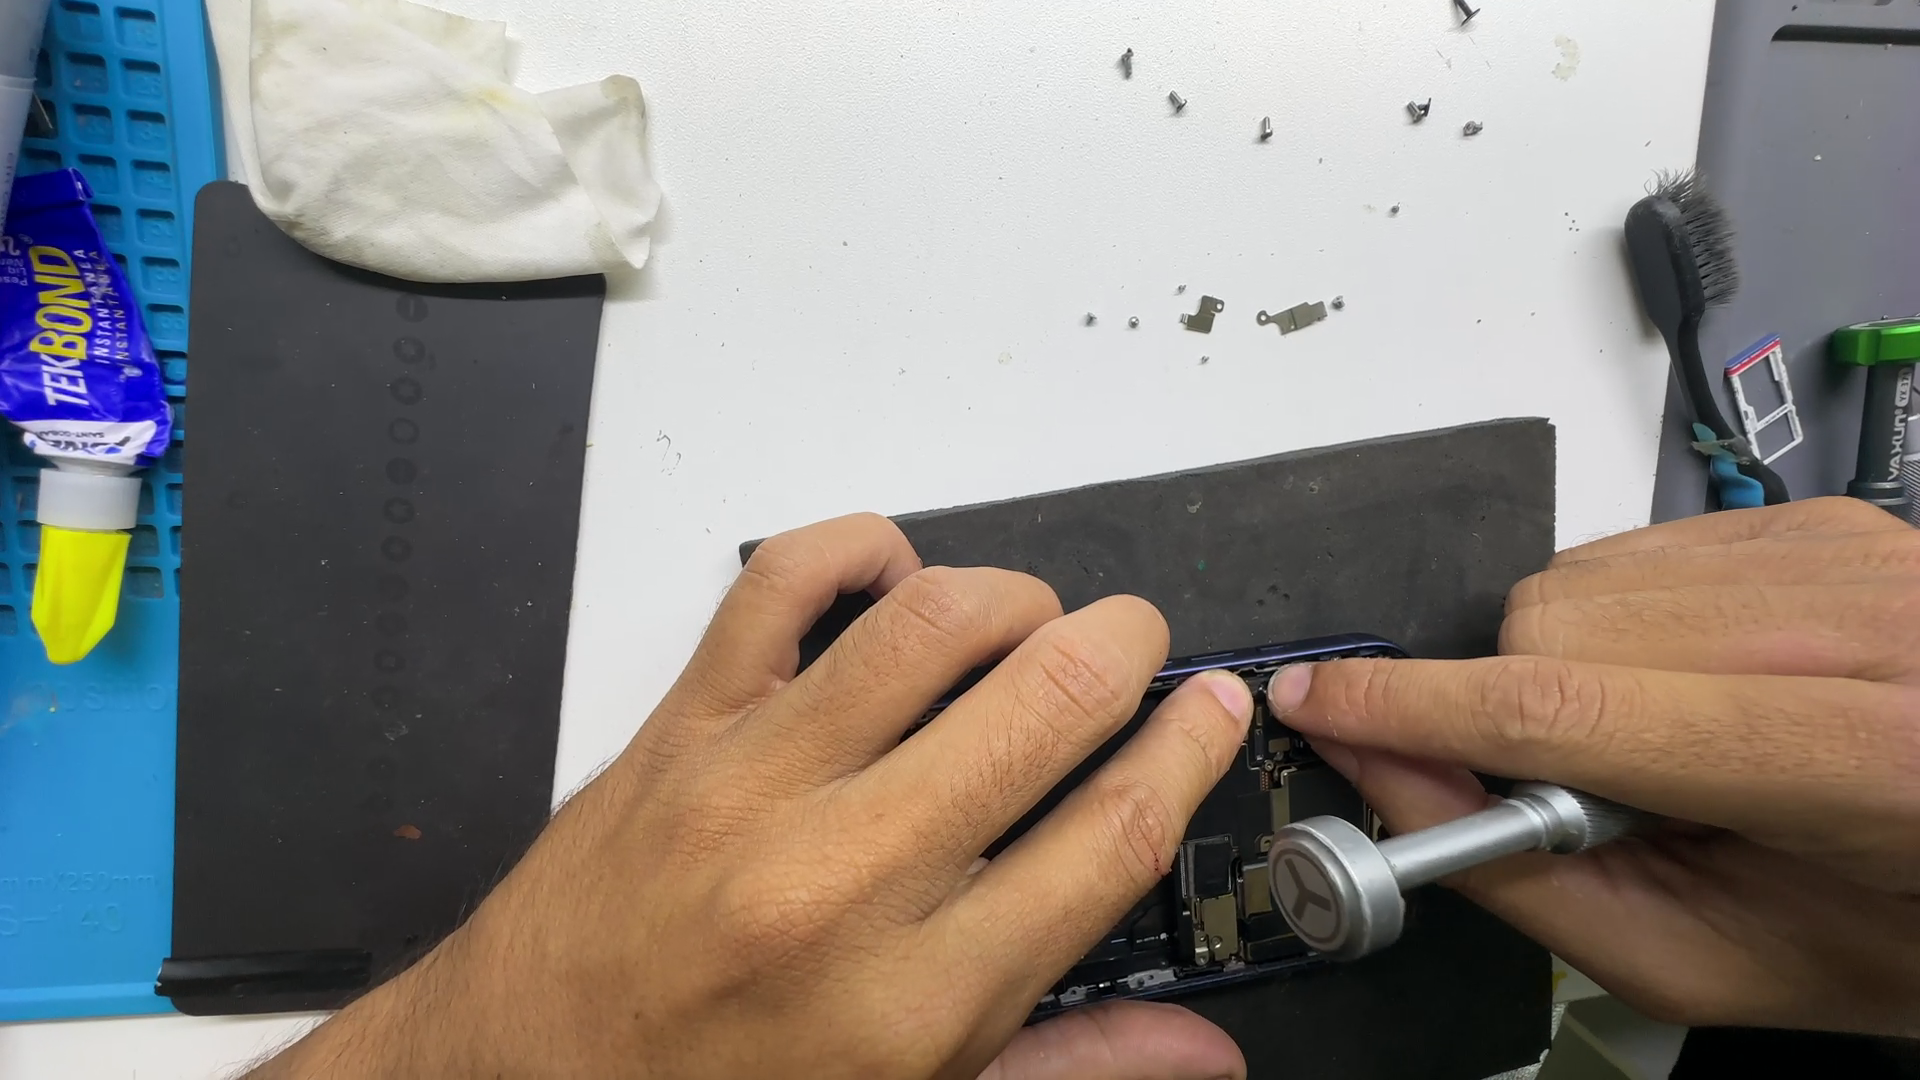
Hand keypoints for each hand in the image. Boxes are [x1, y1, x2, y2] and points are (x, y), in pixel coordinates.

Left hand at [249, 514, 1252, 1079]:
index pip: (1108, 835)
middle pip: (1040, 704)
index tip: (1215, 702)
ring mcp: (759, 776)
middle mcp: (849, 868)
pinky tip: (892, 577)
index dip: (1187, 751)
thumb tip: (1209, 1051)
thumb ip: (1073, 1071)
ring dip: (1010, 597)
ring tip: (1026, 617)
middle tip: (1132, 638)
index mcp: (923, 990)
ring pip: (928, 624)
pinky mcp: (690, 718)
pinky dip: (858, 548)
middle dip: (1120, 645)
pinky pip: (782, 582)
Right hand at [1265, 497, 1919, 1037]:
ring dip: (1547, 663)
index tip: (1308, 700)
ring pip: (1558, 585)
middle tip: (1579, 778)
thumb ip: (1510, 869)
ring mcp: (1839, 553)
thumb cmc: (1883, 932)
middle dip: (1507, 706)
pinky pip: (1605, 556)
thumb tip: (1370, 760)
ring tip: (1639, 729)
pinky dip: (1594, 621)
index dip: (1407, 706)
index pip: (1557, 711)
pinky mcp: (1810, 521)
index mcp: (1869, 766)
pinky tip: (1672, 675)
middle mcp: (1867, 628)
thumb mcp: (1702, 955)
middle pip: (1542, 633)